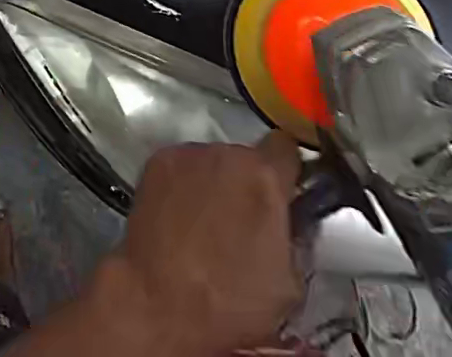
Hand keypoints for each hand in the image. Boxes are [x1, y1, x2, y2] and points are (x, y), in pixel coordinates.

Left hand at [100, 134, 303, 353]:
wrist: (157, 303)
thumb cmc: (226, 301)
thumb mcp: (287, 283)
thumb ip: (295, 236)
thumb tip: (291, 221)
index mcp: (266, 178)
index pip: (286, 148)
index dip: (286, 170)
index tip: (283, 190)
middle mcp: (229, 154)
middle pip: (247, 158)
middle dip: (246, 183)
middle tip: (239, 220)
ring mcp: (191, 154)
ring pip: (213, 162)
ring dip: (215, 182)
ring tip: (203, 221)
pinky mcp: (160, 161)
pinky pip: (182, 166)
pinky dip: (183, 183)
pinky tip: (178, 215)